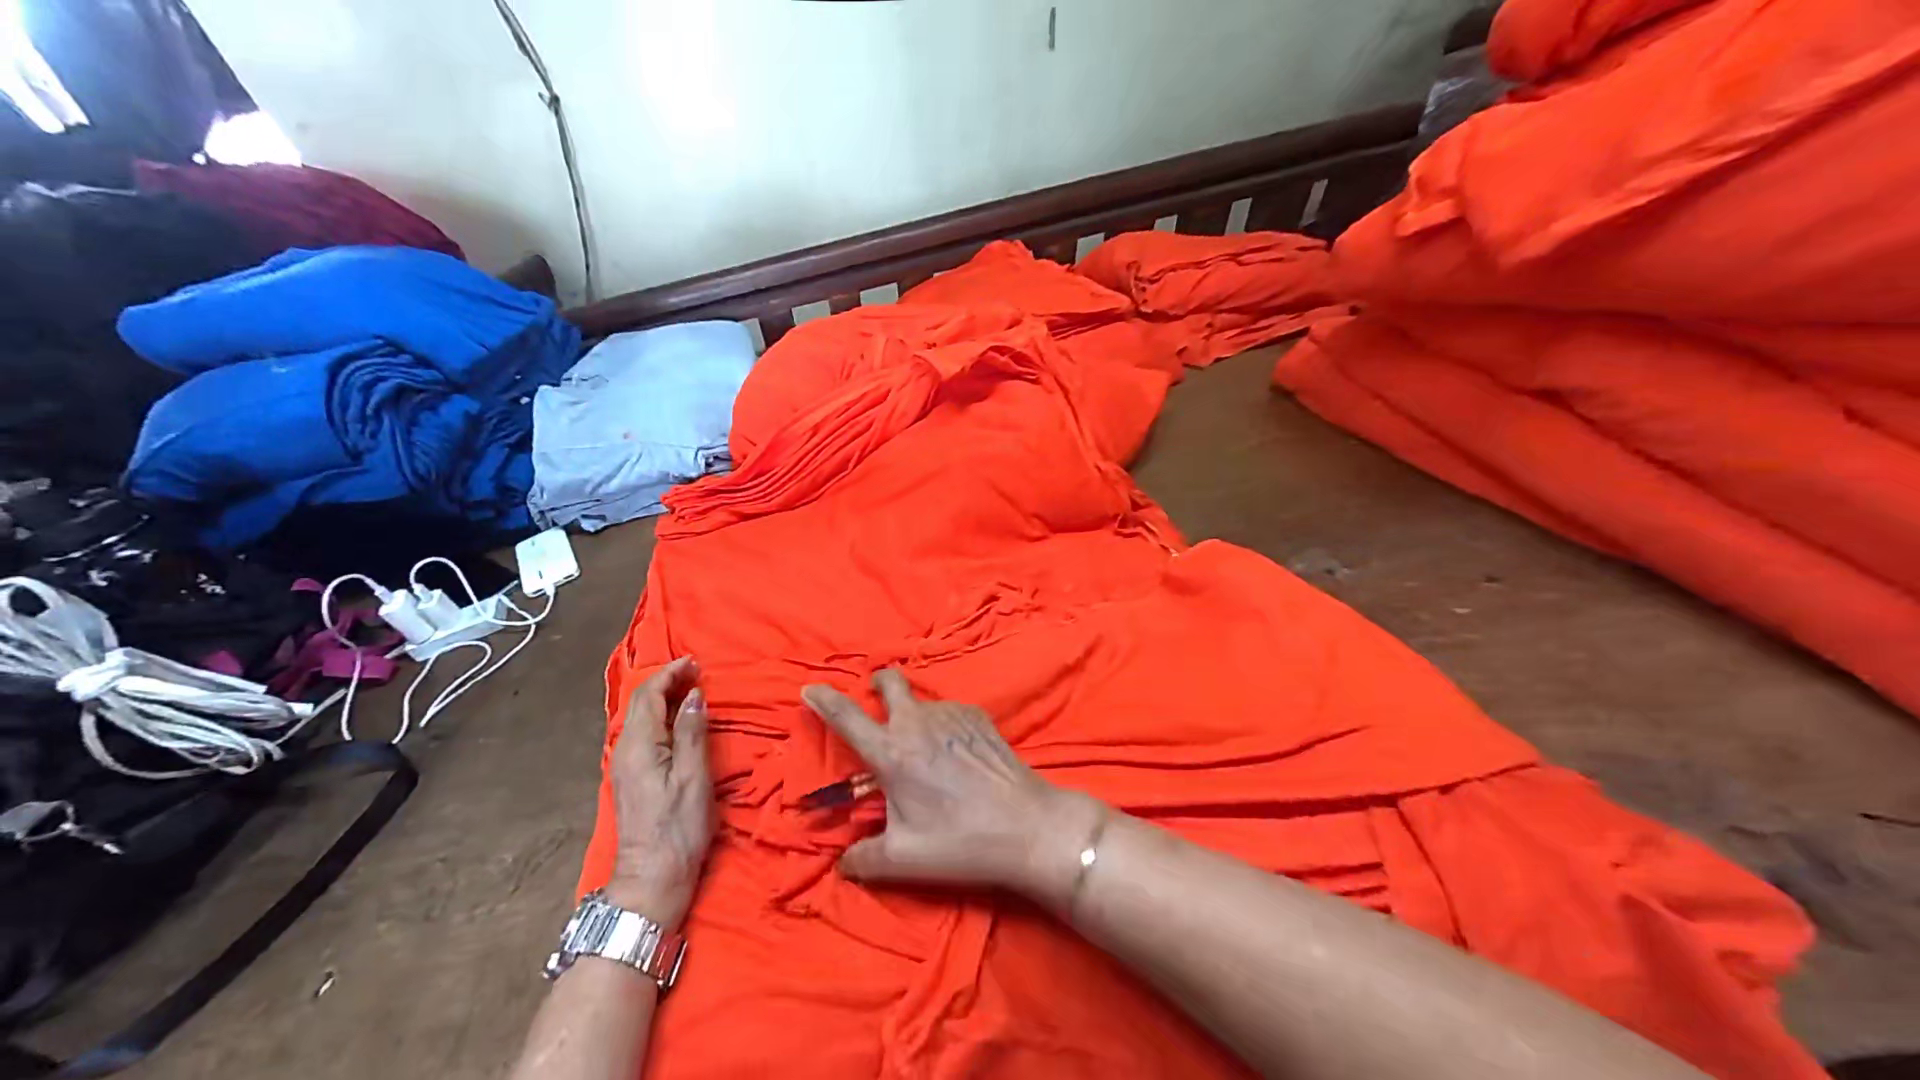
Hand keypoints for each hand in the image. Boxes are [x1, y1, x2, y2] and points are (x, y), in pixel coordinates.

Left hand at [607, 656, 712, 929]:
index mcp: (639, 746)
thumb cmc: (678, 827)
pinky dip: (659, 716)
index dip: (670, 674)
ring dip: (662, 698)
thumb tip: (695, 696)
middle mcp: (624, 750)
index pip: (649, 695)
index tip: (695, 662)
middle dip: (665, 682)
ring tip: (690, 690)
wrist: (652, 877)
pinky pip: (642, 733)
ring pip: (639, 718)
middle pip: (640, 703)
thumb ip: (693, 732)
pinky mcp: (631, 778)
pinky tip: (676, 720)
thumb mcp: (694, 777)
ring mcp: (624, 766)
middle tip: (695, 671)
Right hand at [801, 670, 1104, 905]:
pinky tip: (957, 754)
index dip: (824, 700)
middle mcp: (918, 723)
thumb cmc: (960, 841)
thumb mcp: (903, 858)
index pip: (847, 718)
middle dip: (878, 683)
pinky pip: (950, 713)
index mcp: (892, 753)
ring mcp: (952, 715)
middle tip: (876, 697)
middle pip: (889, 682)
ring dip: (914, 714)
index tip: (810, 688)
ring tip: (927, 751)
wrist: (1028, 826)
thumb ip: (863, 860)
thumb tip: (843, 861)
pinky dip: (943, 726)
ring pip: (922, 702)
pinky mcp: (979, 717)